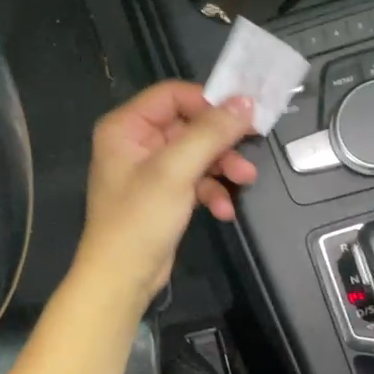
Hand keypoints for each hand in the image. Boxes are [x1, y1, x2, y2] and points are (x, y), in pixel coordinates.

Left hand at [74, 81, 255, 304]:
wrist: (121, 278)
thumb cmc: (139, 220)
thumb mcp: (176, 171)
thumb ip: (211, 133)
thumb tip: (245, 102)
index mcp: (126, 127)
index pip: (173, 95)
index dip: (208, 103)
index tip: (243, 116)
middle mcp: (135, 143)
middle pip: (189, 125)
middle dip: (221, 142)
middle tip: (252, 147)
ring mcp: (149, 171)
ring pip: (196, 154)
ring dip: (222, 167)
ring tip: (245, 181)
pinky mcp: (163, 196)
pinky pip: (194, 182)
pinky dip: (211, 192)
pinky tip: (223, 210)